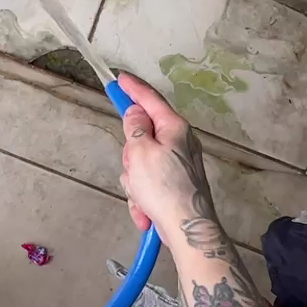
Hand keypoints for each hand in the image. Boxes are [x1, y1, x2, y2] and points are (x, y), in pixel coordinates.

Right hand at [116, 72, 211, 235]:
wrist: (187, 228)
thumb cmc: (163, 187)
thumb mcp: (140, 152)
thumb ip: (135, 128)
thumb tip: (136, 113)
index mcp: (174, 128)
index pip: (150, 99)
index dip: (133, 88)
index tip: (119, 78)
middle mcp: (179, 142)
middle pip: (142, 136)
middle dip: (130, 154)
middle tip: (132, 166)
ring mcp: (177, 165)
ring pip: (140, 163)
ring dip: (134, 180)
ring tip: (142, 195)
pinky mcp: (174, 184)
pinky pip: (147, 183)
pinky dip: (142, 197)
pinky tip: (146, 211)